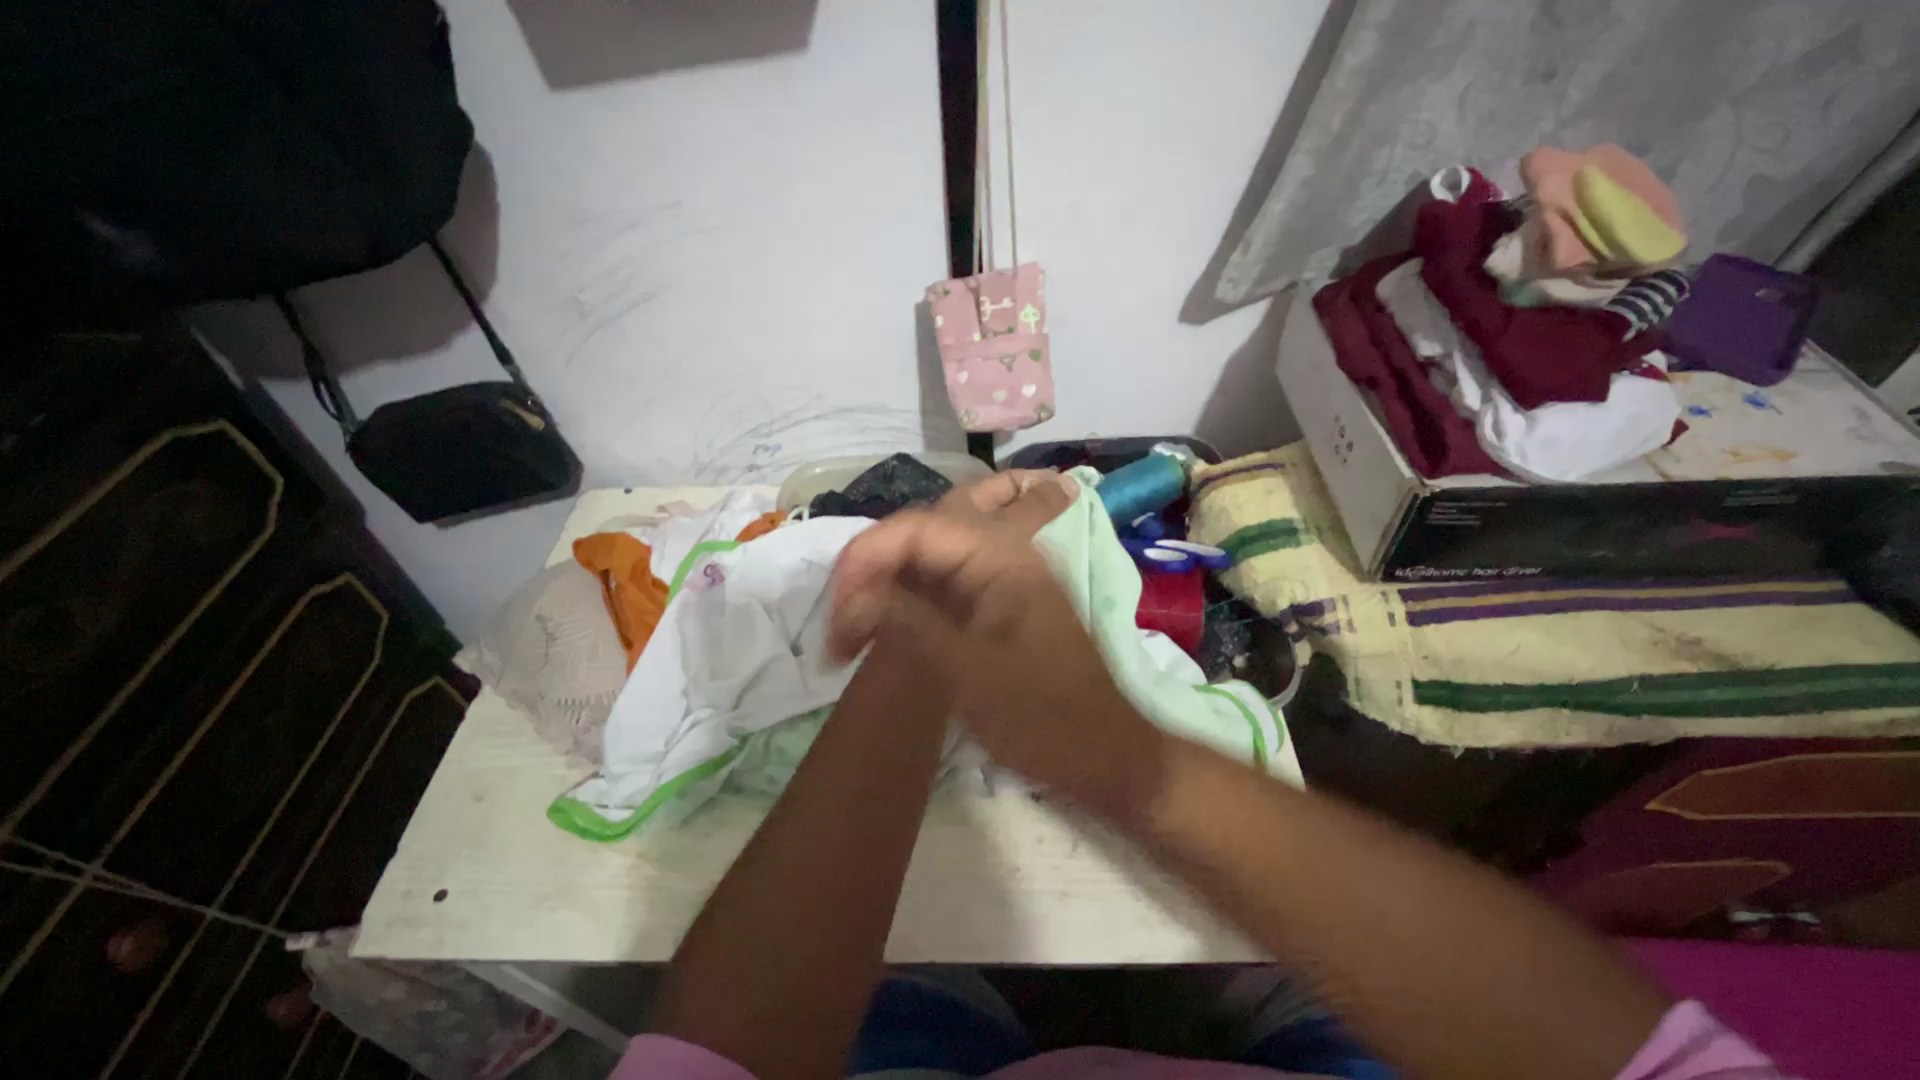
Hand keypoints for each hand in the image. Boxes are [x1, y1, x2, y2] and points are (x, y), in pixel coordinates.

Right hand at [828, 472, 1166, 812]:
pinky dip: (907, 604)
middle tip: (839, 628)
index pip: (916, 527)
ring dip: (884, 588)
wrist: (1107, 755)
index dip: (865, 559)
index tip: (835, 613)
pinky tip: (883, 633)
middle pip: (919, 537)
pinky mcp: (999, 603)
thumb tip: (852, 596)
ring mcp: (1004, 576)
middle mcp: (1004, 552)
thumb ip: (907, 622)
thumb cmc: (1044, 719)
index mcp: (1003, 556)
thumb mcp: (967, 673)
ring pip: (927, 561)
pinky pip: (943, 586)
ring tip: (851, 635)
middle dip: (870, 573)